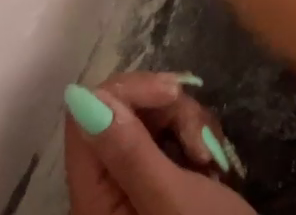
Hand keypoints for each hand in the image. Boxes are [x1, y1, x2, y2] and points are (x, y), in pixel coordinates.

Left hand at [63, 72, 254, 214]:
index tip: (174, 94)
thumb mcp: (174, 203)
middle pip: (119, 113)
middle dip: (167, 111)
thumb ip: (130, 152)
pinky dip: (193, 137)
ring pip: (148, 119)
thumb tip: (82, 96)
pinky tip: (213, 163)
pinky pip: (167, 136)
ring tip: (212, 157)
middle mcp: (105, 191)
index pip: (86, 118)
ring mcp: (132, 187)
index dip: (128, 92)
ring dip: (187, 124)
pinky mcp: (158, 184)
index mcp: (93, 201)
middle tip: (202, 140)